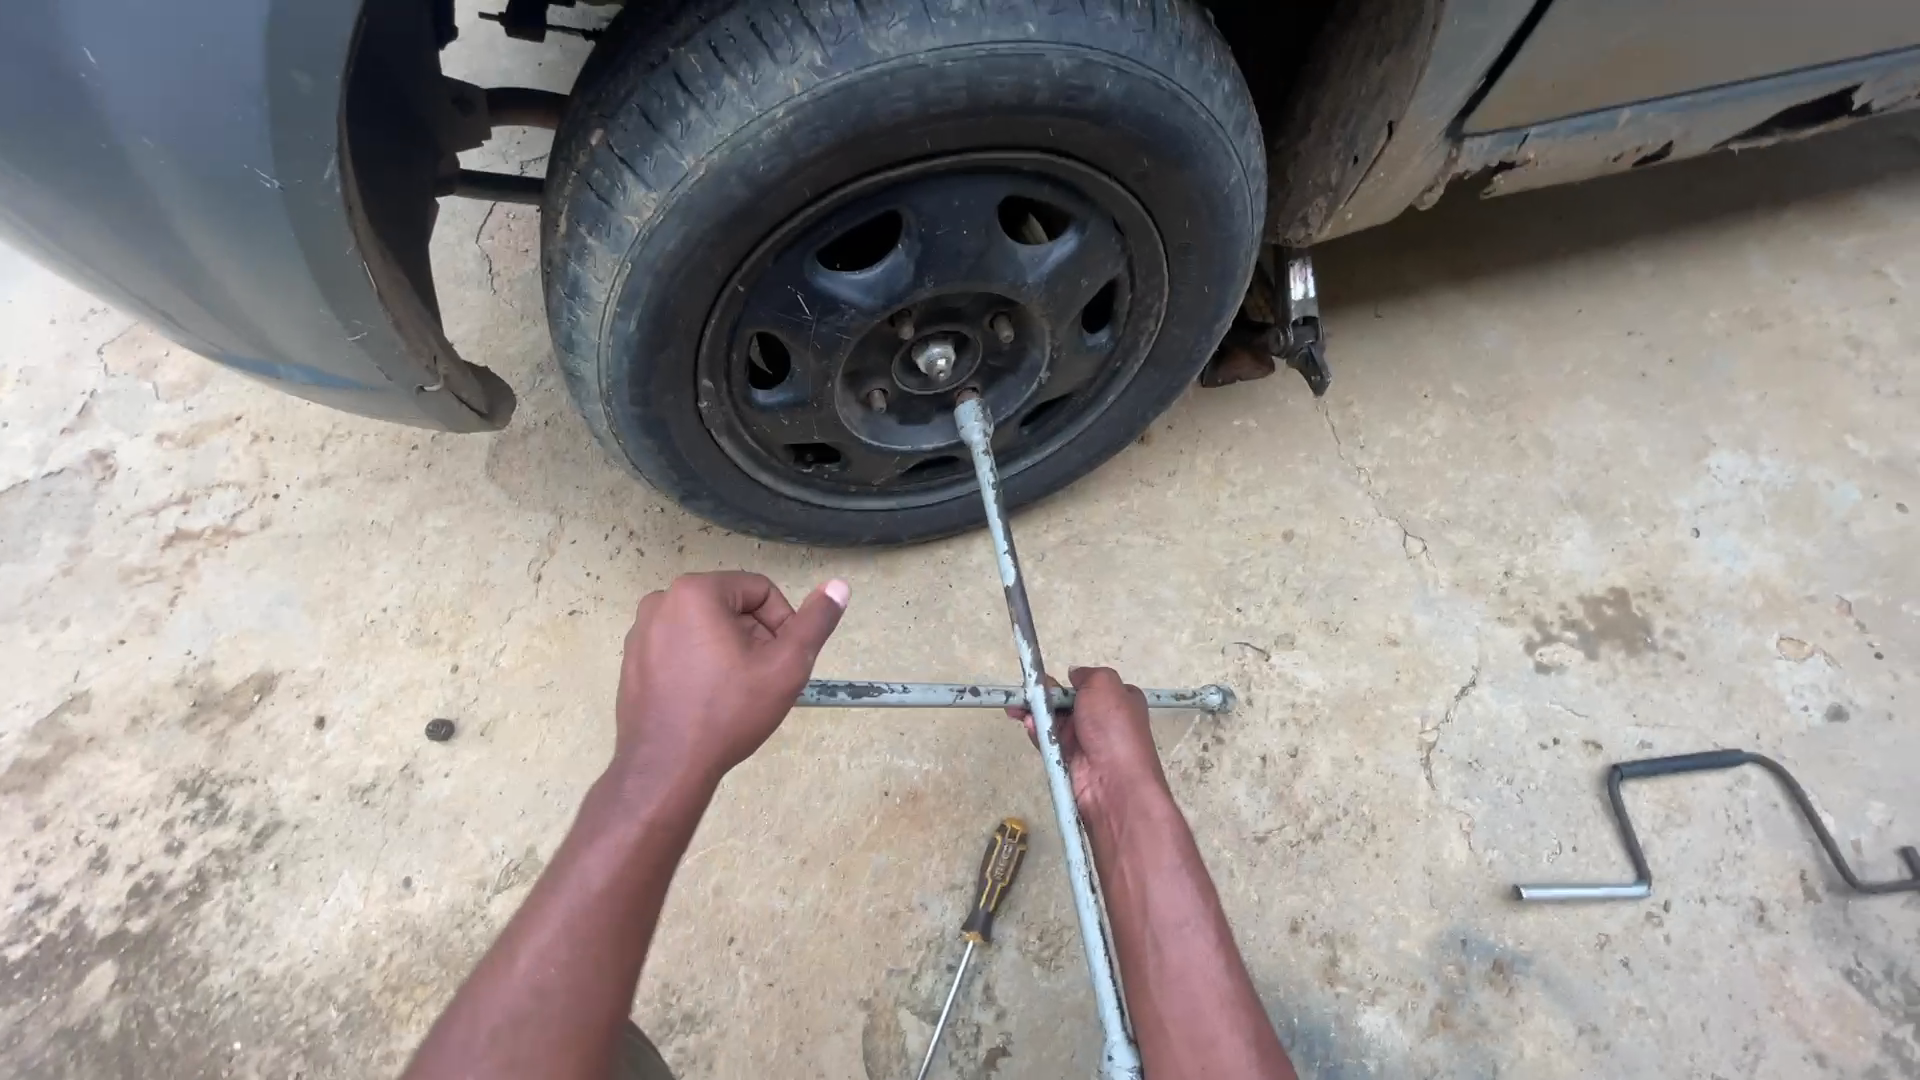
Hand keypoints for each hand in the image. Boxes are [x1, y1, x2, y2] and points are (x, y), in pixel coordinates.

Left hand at [613, 571, 848, 788]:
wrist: (666, 769)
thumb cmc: (728, 712)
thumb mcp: (786, 665)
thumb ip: (816, 621)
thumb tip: (839, 586)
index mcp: (696, 592)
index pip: (761, 591)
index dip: (782, 624)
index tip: (781, 660)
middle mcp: (662, 601)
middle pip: (733, 607)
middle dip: (756, 638)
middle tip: (762, 678)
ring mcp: (642, 631)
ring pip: (708, 627)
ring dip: (731, 650)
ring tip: (736, 690)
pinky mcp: (633, 660)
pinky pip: (682, 646)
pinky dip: (702, 663)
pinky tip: (709, 698)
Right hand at [1008, 667, 1169, 824]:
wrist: (1114, 782)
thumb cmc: (1113, 728)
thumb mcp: (1106, 684)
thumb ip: (1087, 674)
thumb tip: (1074, 674)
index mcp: (1117, 699)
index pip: (1086, 685)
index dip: (1066, 682)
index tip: (1045, 678)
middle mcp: (1101, 719)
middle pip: (1065, 701)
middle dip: (1043, 695)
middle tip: (1024, 693)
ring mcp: (1084, 739)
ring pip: (1052, 720)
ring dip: (1034, 713)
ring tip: (1018, 710)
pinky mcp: (1068, 758)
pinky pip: (1047, 740)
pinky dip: (1036, 732)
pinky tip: (1029, 725)